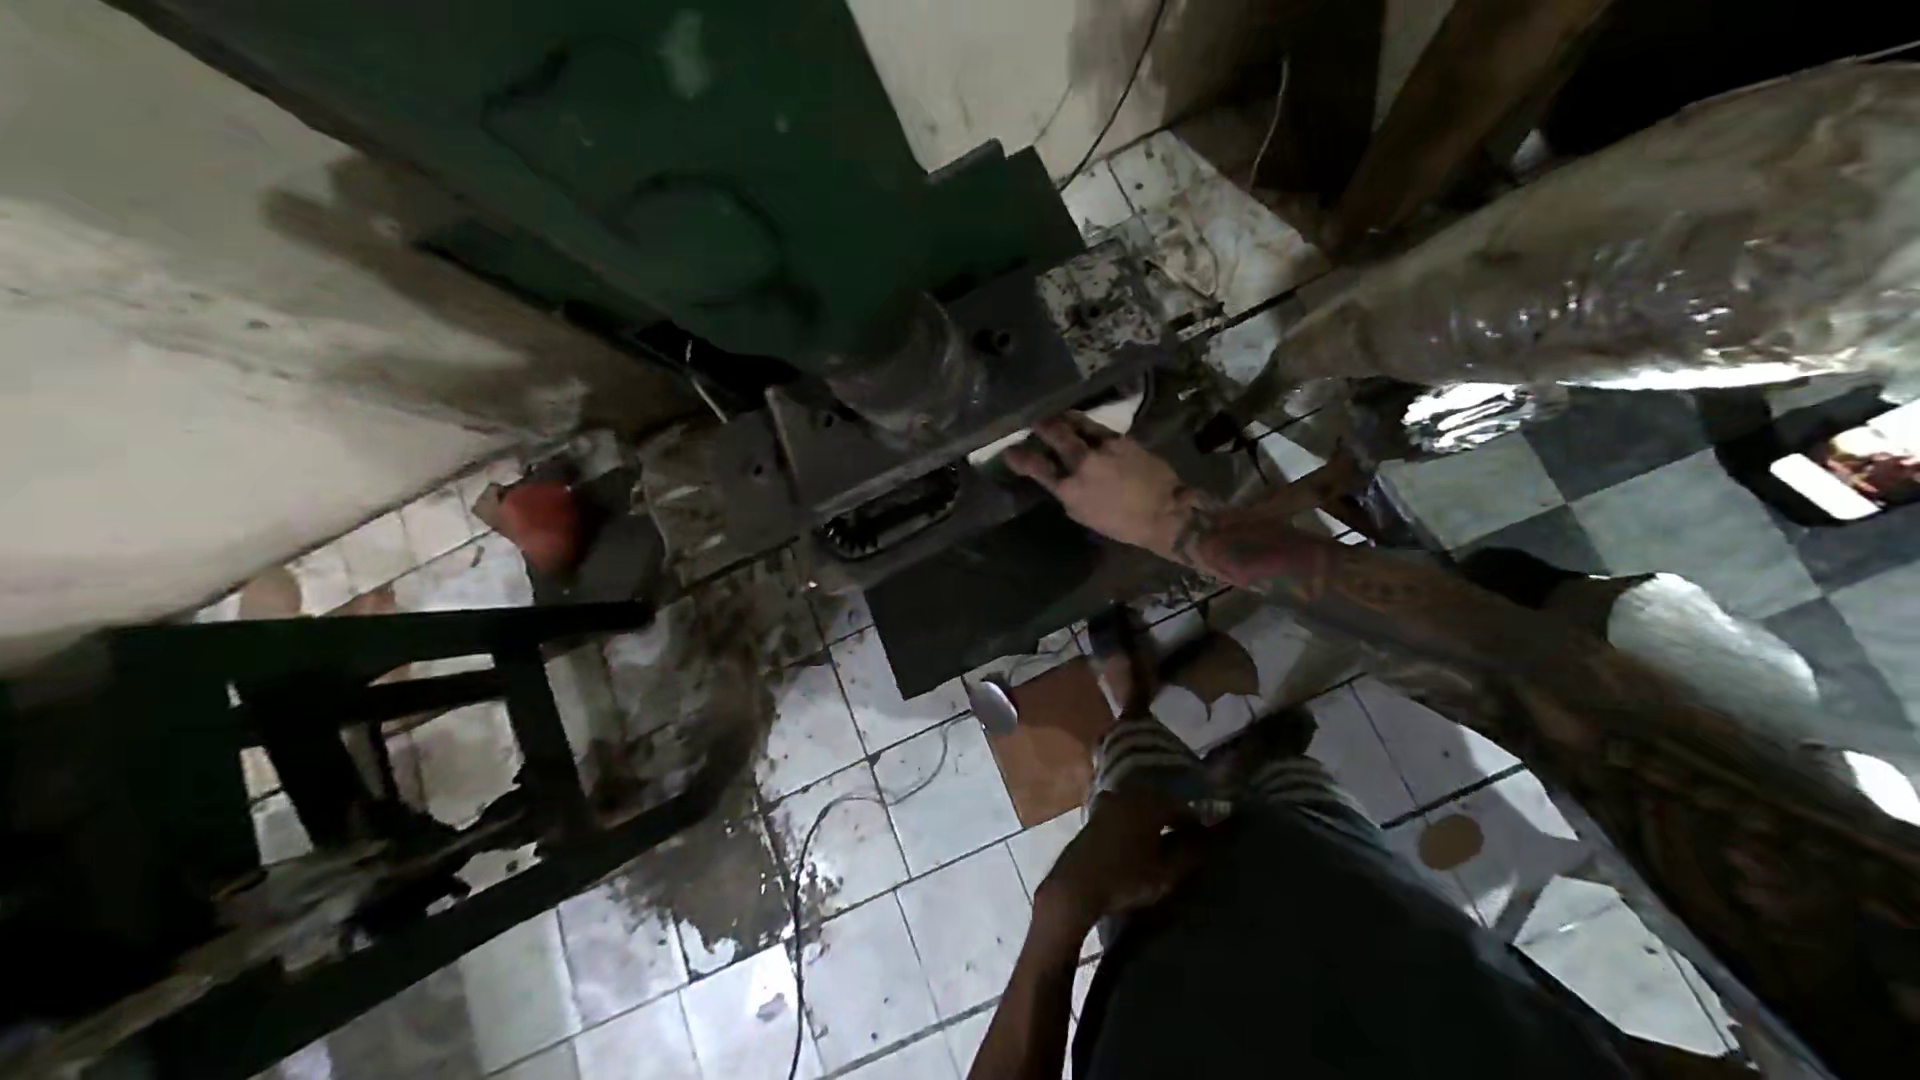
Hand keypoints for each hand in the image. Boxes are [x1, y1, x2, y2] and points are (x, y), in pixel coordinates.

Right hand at [1005, 413, 1198, 557]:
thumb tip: (1060, 478)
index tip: (1009, 451)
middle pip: (1054, 433)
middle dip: (1040, 424)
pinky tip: (1083, 424)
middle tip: (1032, 418)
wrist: (1165, 512)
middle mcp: (1082, 462)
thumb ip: (1068, 493)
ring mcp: (1103, 446)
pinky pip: (1096, 426)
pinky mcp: (1121, 438)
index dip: (1019, 458)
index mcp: (1069, 488)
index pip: (1036, 467)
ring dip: (1062, 417)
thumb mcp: (1084, 515)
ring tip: (1055, 415)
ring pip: (1075, 422)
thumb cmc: (1123, 523)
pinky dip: (1085, 424)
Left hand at [1035, 790, 1207, 935]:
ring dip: (1152, 812)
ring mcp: (1107, 802)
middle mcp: (1127, 796)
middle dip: (1172, 812)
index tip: (1203, 834)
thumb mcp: (1165, 874)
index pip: (1179, 806)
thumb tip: (1207, 839)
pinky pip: (1122, 806)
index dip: (1193, 820)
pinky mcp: (1094, 813)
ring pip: (1137, 800)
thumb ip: (1188, 854)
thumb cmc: (1125, 879)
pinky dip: (1134, 815)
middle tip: (1185, 830)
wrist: (1077, 884)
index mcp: (1148, 805)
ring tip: (1162, 831)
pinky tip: (1136, 831)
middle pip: (1157, 798)